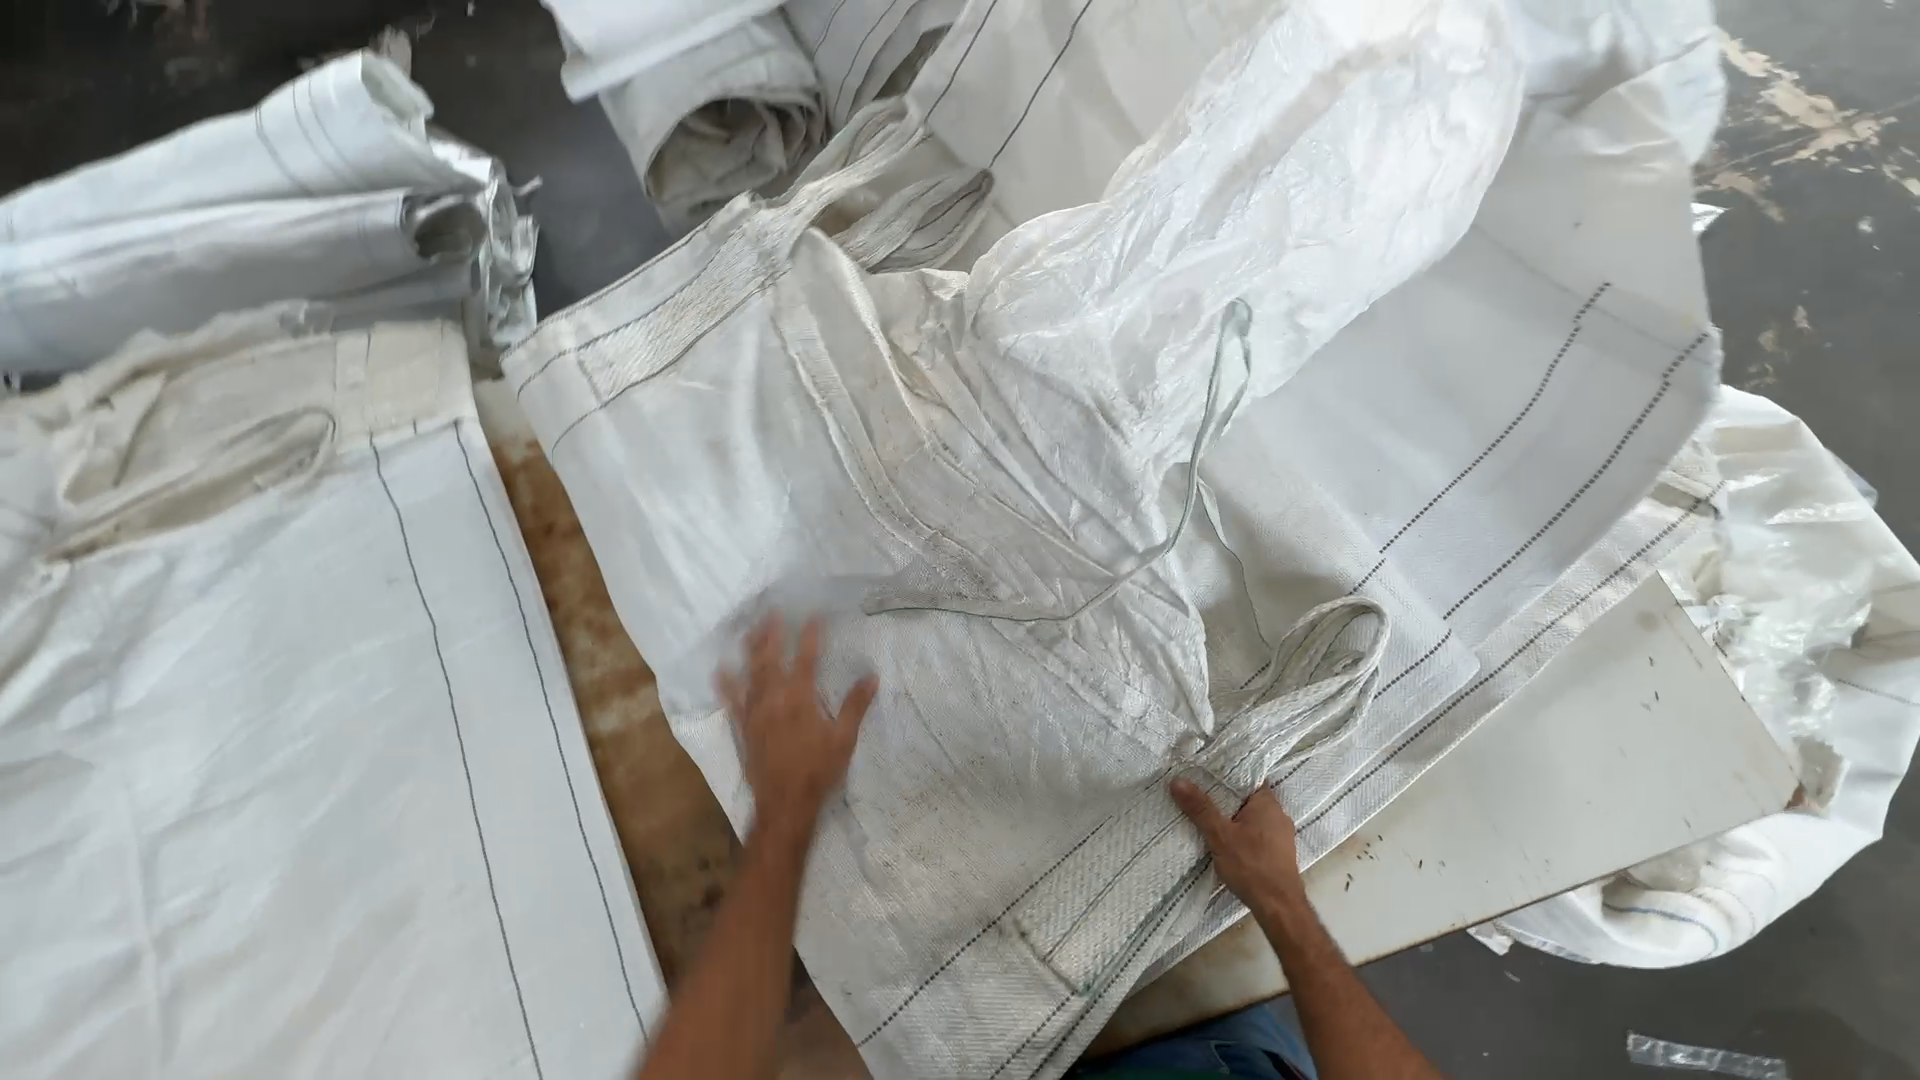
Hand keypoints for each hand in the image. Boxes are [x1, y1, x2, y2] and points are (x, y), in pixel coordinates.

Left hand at [717, 612, 878, 831]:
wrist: (784, 804)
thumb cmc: (818, 771)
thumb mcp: (844, 739)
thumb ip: (855, 705)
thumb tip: (872, 676)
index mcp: (801, 698)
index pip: (806, 658)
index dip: (810, 633)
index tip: (813, 613)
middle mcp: (774, 699)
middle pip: (771, 657)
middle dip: (772, 631)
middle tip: (770, 608)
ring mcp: (754, 712)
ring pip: (750, 672)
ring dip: (749, 648)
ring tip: (748, 626)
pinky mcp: (742, 727)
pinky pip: (731, 701)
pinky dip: (725, 683)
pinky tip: (719, 668)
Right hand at [1171, 779, 1304, 910]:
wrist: (1279, 908)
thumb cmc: (1251, 866)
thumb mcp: (1219, 835)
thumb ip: (1200, 808)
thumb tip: (1178, 780)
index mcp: (1268, 803)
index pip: (1246, 778)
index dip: (1225, 775)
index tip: (1203, 774)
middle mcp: (1278, 815)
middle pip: (1246, 798)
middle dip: (1224, 798)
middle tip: (1198, 795)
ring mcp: (1281, 836)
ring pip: (1251, 818)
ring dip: (1232, 818)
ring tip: (1206, 817)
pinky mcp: (1278, 854)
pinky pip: (1256, 834)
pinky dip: (1241, 834)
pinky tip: (1225, 841)